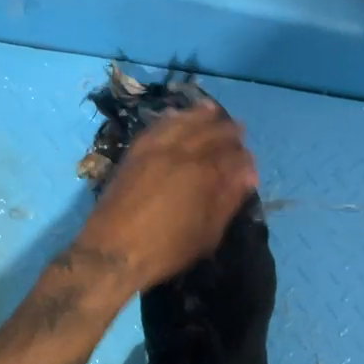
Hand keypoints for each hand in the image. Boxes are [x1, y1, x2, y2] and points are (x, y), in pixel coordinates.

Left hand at [73, 102, 258, 292]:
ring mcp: (155, 150)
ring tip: (213, 112)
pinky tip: (176, 115)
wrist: (113, 252)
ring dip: (200, 115)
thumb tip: (247, 176)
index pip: (233, 156)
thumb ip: (228, 201)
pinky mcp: (135, 153)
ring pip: (183, 122)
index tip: (250, 162)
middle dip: (228, 130)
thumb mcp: (206, 234)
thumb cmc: (165, 250)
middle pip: (210, 132)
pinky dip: (170, 118)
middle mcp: (181, 153)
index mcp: (204, 174)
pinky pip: (156, 126)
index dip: (245, 158)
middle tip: (239, 130)